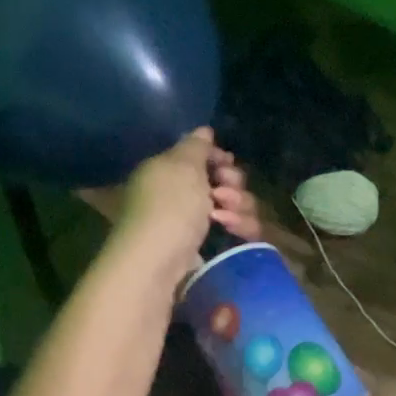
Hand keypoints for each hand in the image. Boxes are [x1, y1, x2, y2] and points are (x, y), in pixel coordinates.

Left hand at [83, 130, 261, 276]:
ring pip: (233, 205)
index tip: (226, 162)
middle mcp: (179, 195)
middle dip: (232, 183)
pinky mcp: (208, 248)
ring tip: (225, 216)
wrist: (157, 264)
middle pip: (223, 180)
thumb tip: (203, 131)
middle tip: (224, 192)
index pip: (200, 156)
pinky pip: (234, 229)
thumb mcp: (182, 164)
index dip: (218, 157)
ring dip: (239, 205)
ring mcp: (193, 222)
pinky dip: (238, 226)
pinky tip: (231, 229)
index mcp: (167, 171)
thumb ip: (196, 145)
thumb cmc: (168, 206)